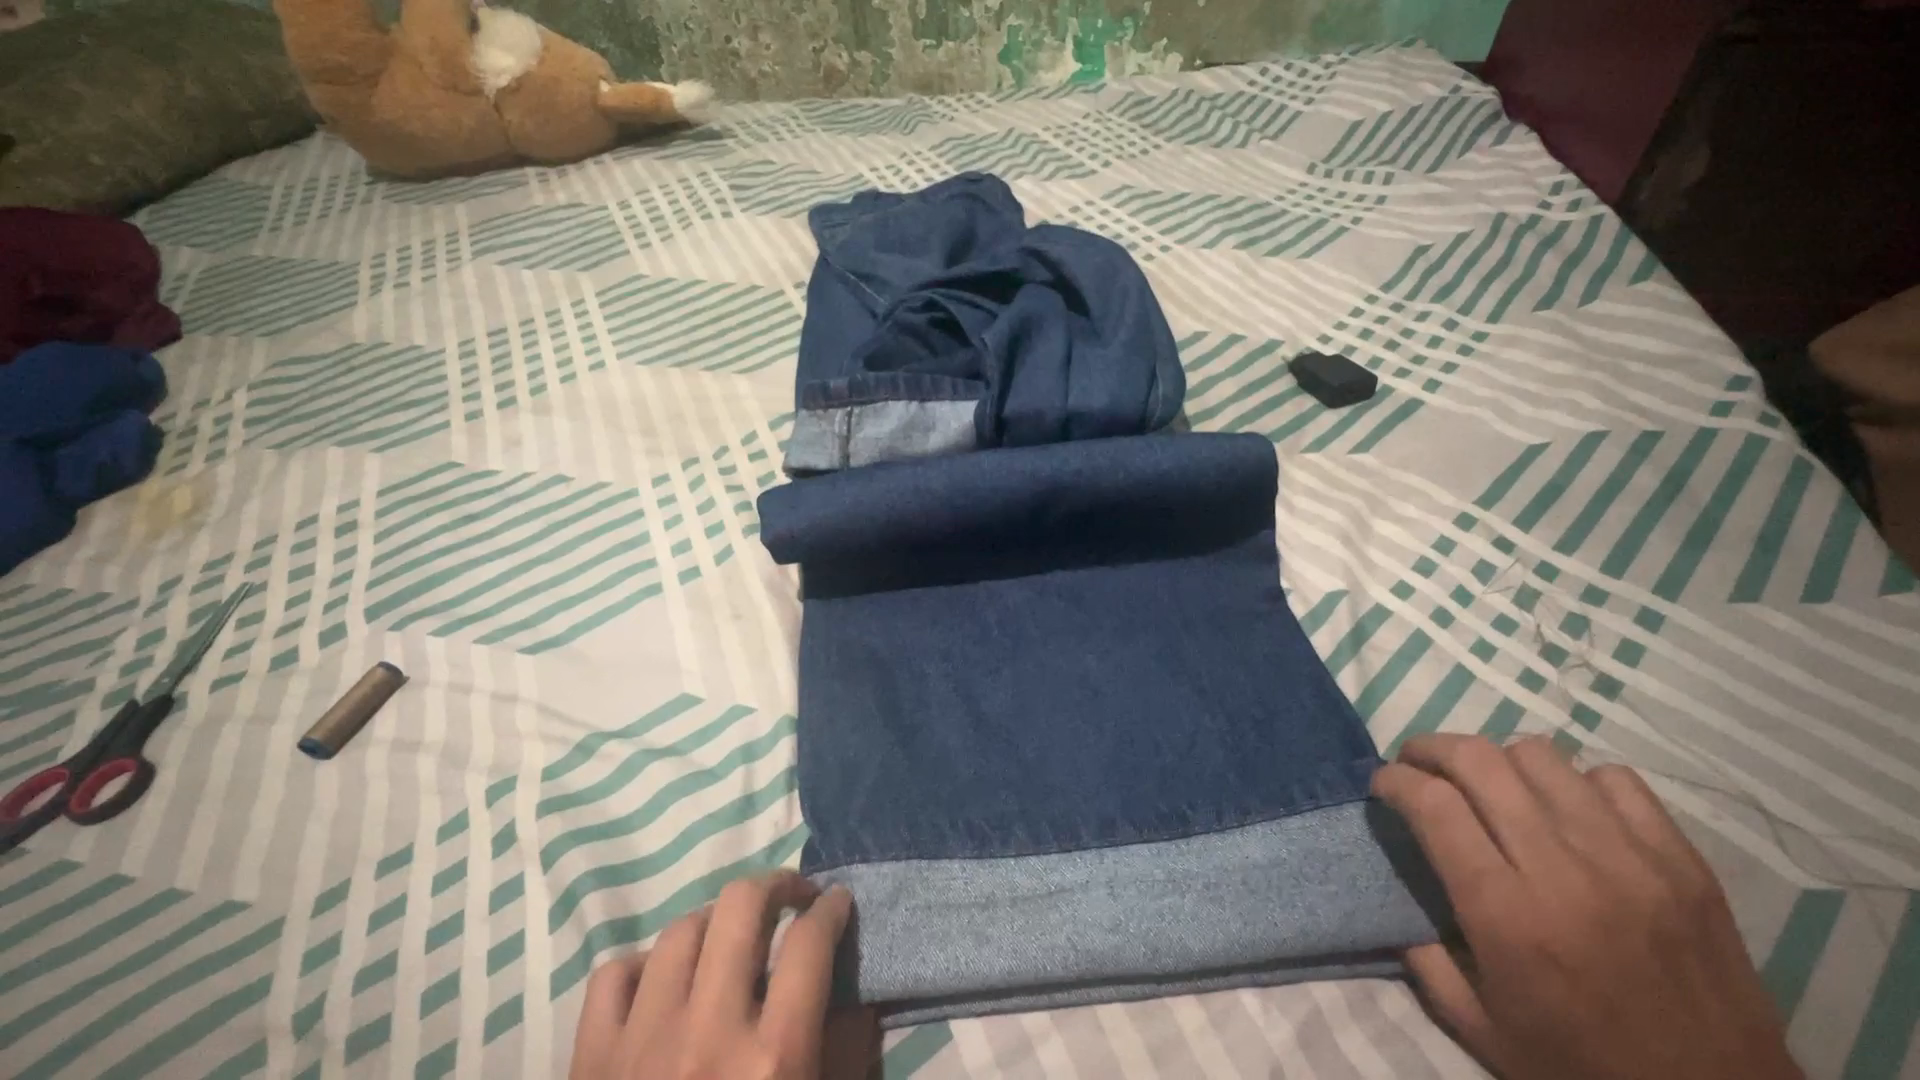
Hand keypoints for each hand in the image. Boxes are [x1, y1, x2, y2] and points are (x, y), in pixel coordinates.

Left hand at [569, 870, 876, 1079]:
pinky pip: (613, 976)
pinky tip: (664, 984)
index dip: (832, 910)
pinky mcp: (589, 1062)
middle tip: (794, 898)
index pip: (809, 943)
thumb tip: (854, 985)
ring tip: (732, 939)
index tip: (838, 902)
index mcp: (774, 1058)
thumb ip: (848, 1053)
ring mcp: (641, 1043)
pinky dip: (644, 967)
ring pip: (680, 932)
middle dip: (777, 886)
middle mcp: (708, 1034)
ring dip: (715, 923)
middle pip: (741, 909)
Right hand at [1373, 734, 1801, 1079]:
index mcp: (1506, 915)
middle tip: (1417, 765)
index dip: (1394, 780)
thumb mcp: (1478, 1027)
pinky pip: (1614, 779)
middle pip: (1480, 761)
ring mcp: (1631, 858)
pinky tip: (1566, 811)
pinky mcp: (1682, 859)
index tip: (1382, 786)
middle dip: (1431, 750)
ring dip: (1498, 761)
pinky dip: (1575, 781)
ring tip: (1490, 786)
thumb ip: (1423, 957)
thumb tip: (1394, 901)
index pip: (1433, 804)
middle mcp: (1564, 870)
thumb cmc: (1580, 1065)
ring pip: (1541, 756)